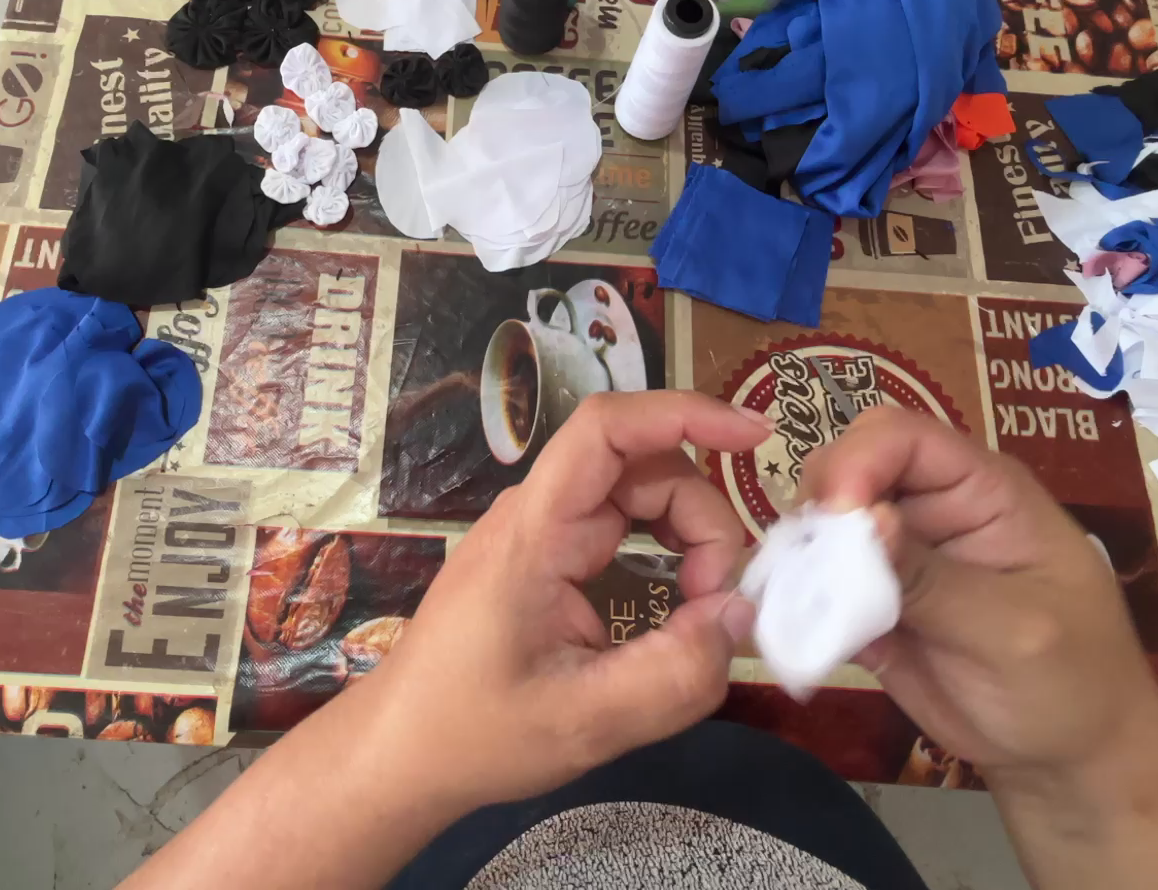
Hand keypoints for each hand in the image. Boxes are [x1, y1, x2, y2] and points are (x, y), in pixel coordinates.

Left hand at [359, 390, 769, 810]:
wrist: (403, 746)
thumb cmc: (474, 731)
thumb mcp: (584, 721)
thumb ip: (674, 675)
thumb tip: (741, 613)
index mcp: (534, 531)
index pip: (604, 428)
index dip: (682, 412)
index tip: (754, 436)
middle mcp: (538, 511)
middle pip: (640, 464)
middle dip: (701, 514)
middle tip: (720, 600)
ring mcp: (542, 528)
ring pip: (637, 490)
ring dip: (686, 533)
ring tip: (699, 606)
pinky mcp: (548, 552)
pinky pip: (620, 523)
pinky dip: (665, 548)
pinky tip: (677, 596)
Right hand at [795, 405, 1157, 783]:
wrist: (1062, 763)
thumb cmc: (1070, 684)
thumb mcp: (1011, 629)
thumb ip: (930, 575)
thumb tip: (862, 518)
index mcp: (980, 490)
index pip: (901, 437)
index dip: (857, 461)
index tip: (833, 515)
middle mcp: (927, 504)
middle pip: (847, 462)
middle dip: (820, 499)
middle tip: (811, 556)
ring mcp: (891, 546)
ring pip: (820, 513)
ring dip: (803, 545)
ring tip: (805, 588)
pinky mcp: (863, 588)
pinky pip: (814, 570)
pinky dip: (797, 585)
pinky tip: (799, 613)